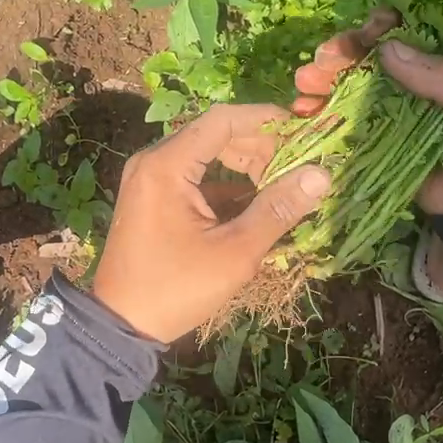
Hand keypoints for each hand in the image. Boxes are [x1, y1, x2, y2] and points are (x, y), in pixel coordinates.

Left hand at [92, 105, 331, 341]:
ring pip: (206, 154)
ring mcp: (150, 178)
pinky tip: (256, 203)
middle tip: (297, 167)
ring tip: (282, 186)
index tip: (303, 129)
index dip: (265, 119)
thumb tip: (322, 174)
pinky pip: (195, 175)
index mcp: (166, 165)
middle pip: (215, 134)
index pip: (222, 120)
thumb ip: (277, 209)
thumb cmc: (176, 287)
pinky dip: (226, 184)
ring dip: (244, 165)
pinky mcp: (153, 196)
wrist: (120, 323)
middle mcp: (153, 161)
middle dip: (259, 146)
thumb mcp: (234, 252)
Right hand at [293, 12, 442, 213]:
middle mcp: (427, 81)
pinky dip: (322, 111)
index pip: (419, 29)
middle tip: (325, 58)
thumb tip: (386, 48)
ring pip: (356, 83)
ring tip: (306, 82)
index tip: (371, 28)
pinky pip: (348, 120)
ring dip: (326, 76)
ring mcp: (400, 112)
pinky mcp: (383, 142)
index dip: (389, 24)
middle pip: (377, 53)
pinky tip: (304, 109)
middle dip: (346, 50)